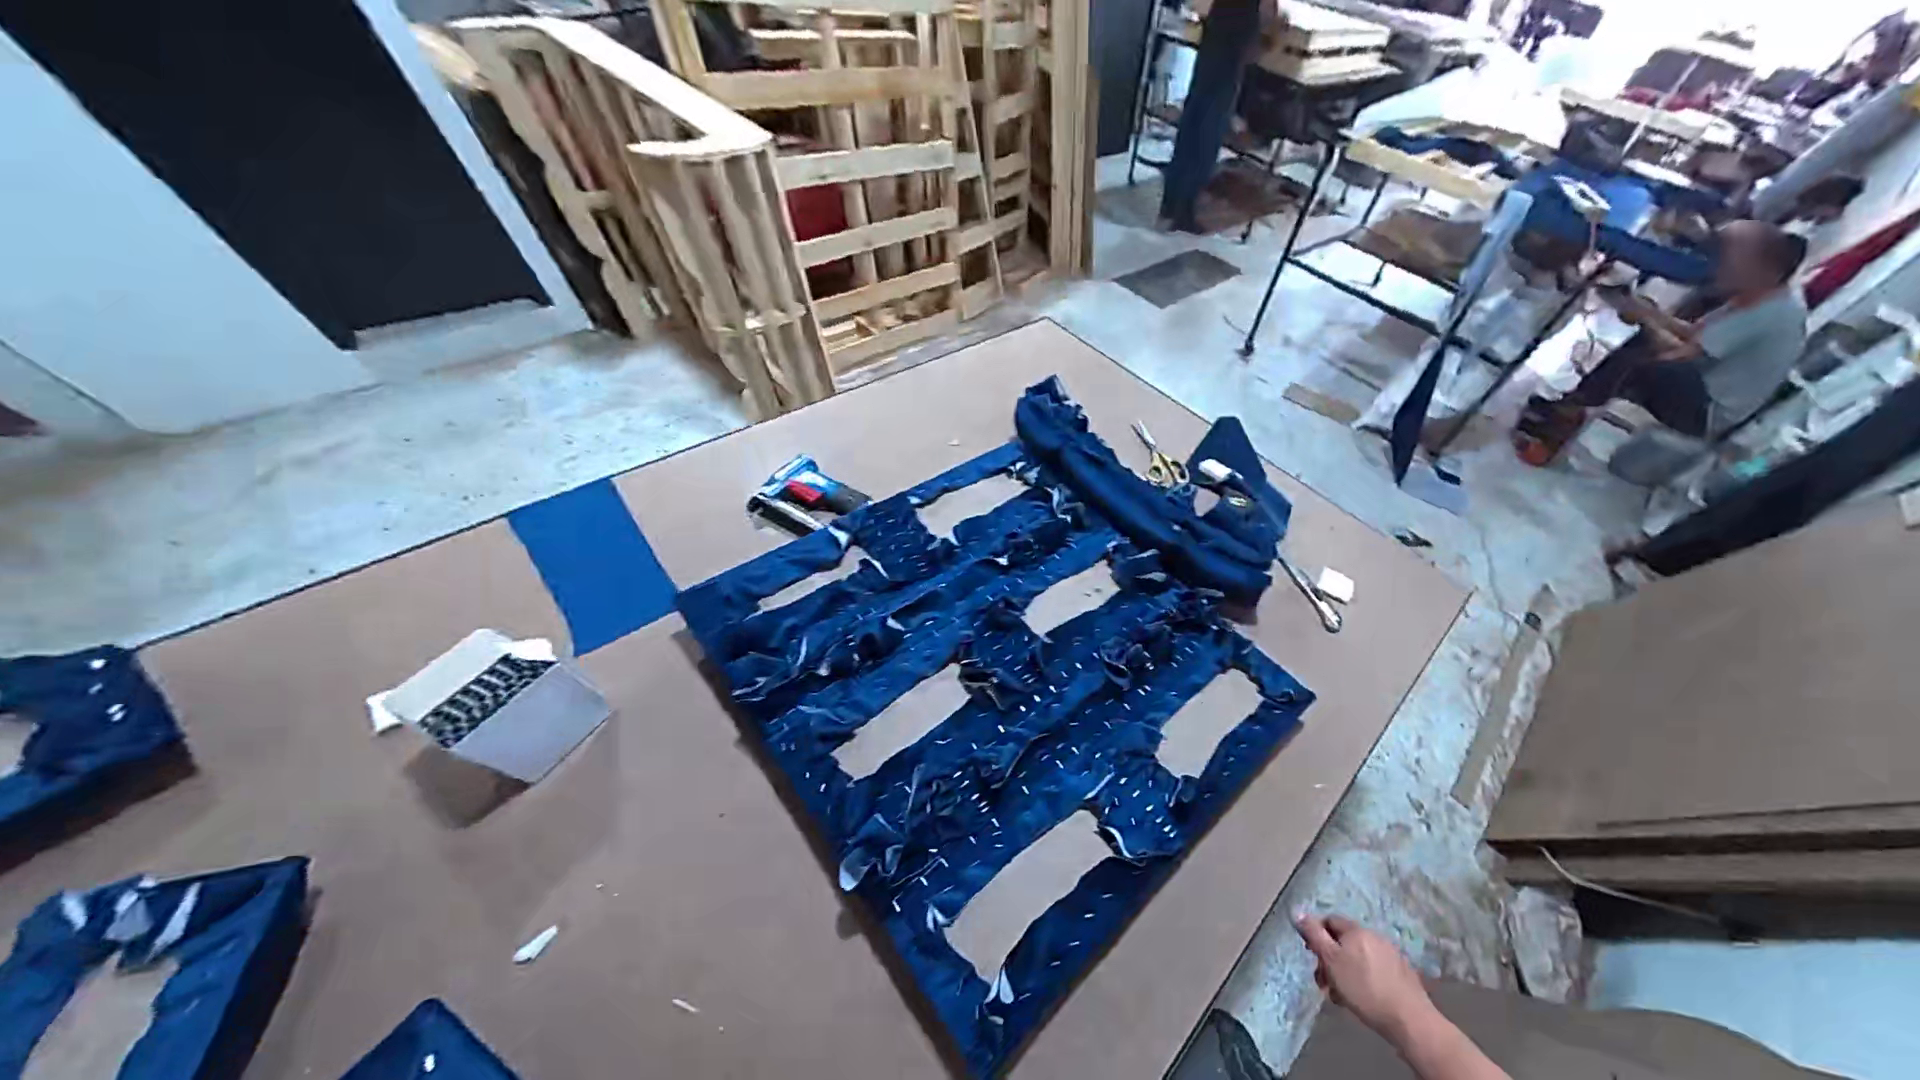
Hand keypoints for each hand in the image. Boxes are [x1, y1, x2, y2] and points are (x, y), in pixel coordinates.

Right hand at [1294, 913, 1435, 1041]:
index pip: (1329, 920)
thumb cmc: (1364, 988)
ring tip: (1342, 994)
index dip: (1316, 934)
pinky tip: (1363, 997)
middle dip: (1330, 958)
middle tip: (1324, 980)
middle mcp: (1374, 936)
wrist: (1410, 1020)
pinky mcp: (1404, 974)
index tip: (1312, 955)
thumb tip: (1298, 911)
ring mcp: (1392, 955)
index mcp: (1356, 930)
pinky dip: (1365, 978)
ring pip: (1359, 957)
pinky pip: (1375, 969)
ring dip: (1346, 971)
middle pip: (1344, 941)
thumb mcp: (1330, 960)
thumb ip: (1313, 934)